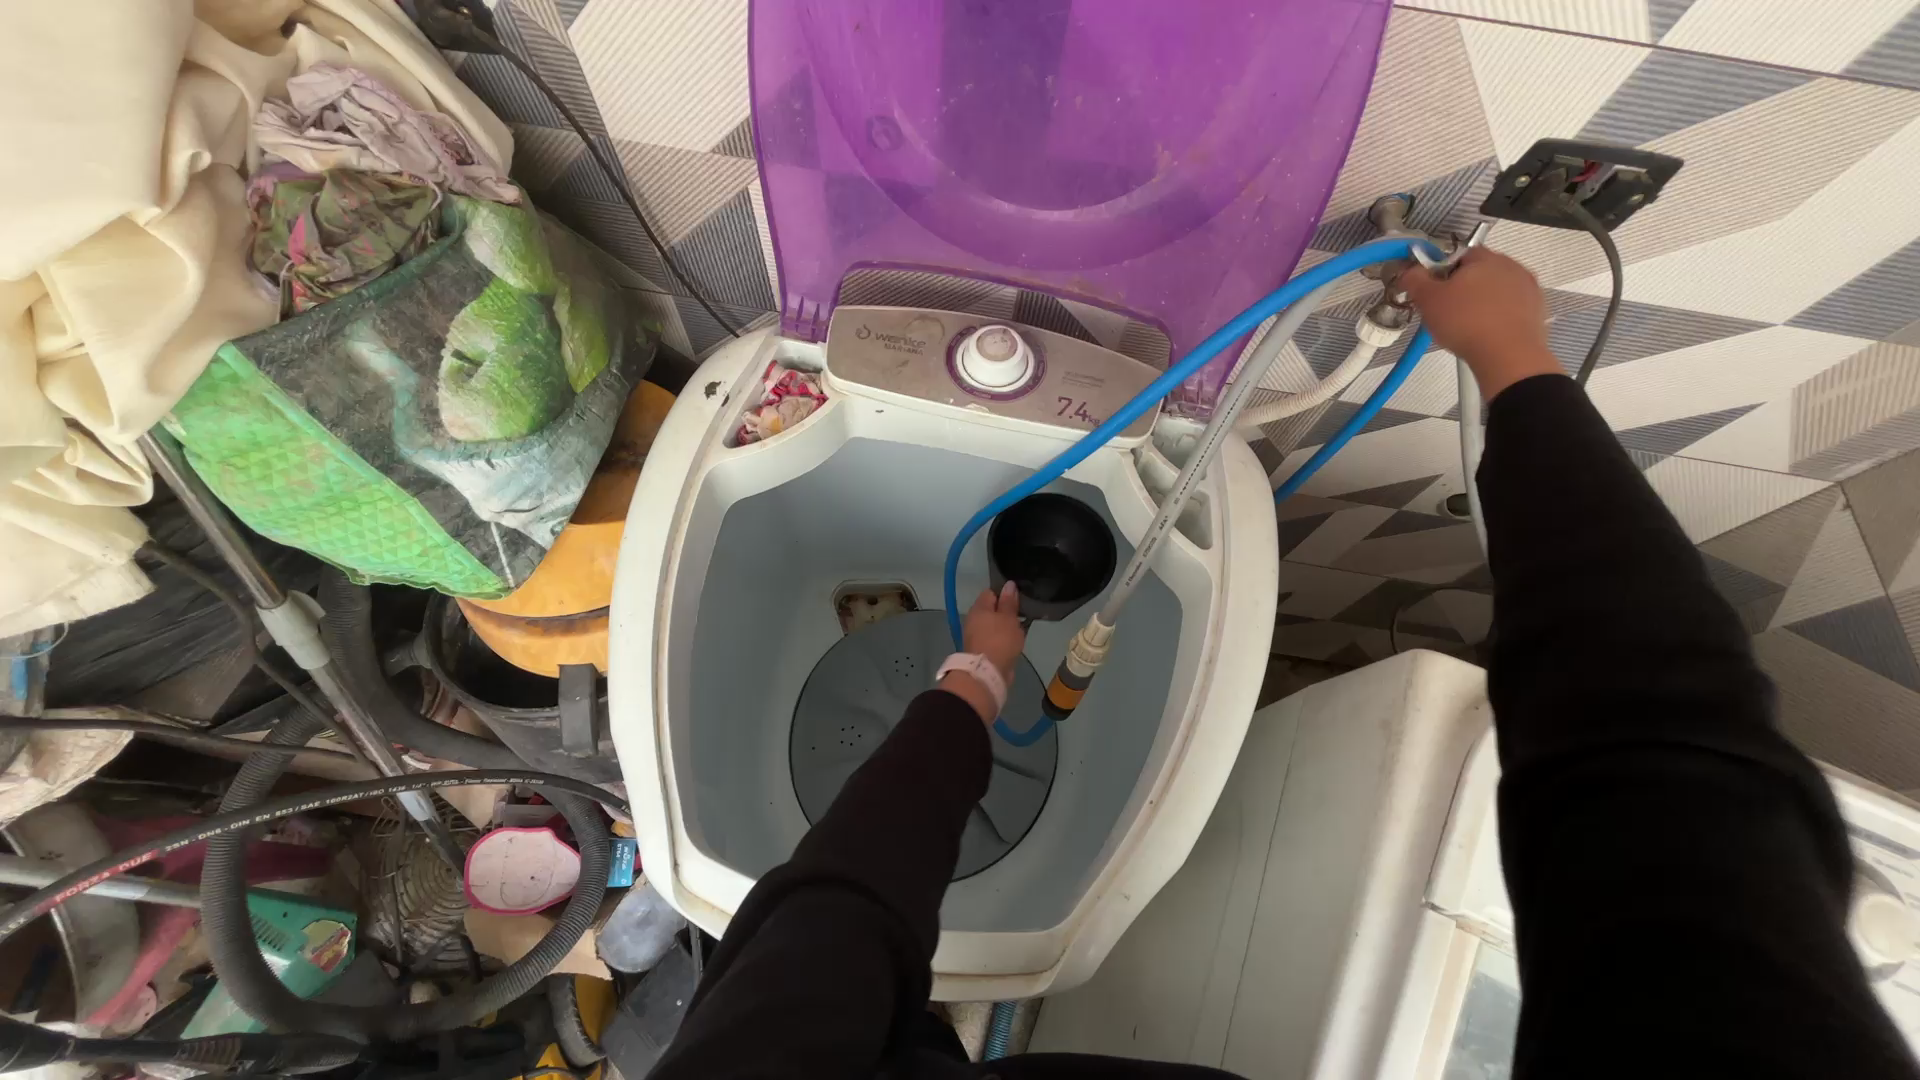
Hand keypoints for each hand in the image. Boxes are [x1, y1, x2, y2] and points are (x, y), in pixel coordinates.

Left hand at [963, 581, 1025, 682]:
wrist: (988, 672)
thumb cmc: (1000, 640)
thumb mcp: (1009, 618)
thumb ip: (1009, 602)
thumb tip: (1009, 584)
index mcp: (979, 608)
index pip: (991, 592)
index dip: (1005, 594)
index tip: (1019, 599)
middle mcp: (974, 619)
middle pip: (992, 609)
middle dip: (1007, 612)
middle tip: (1023, 614)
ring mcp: (977, 636)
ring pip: (994, 625)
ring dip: (1006, 627)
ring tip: (1022, 629)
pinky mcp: (982, 649)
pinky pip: (995, 639)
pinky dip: (1004, 640)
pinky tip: (1015, 642)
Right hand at [1399, 248, 1562, 401]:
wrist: (1507, 353)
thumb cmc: (1465, 323)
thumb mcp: (1428, 300)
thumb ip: (1415, 280)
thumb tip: (1409, 271)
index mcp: (1484, 258)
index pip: (1457, 255)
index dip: (1440, 273)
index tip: (1431, 292)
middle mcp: (1511, 265)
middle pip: (1478, 272)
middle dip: (1461, 288)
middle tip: (1445, 310)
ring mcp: (1527, 286)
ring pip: (1495, 289)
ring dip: (1480, 301)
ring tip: (1465, 325)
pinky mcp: (1536, 307)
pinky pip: (1509, 306)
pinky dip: (1496, 315)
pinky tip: (1484, 332)